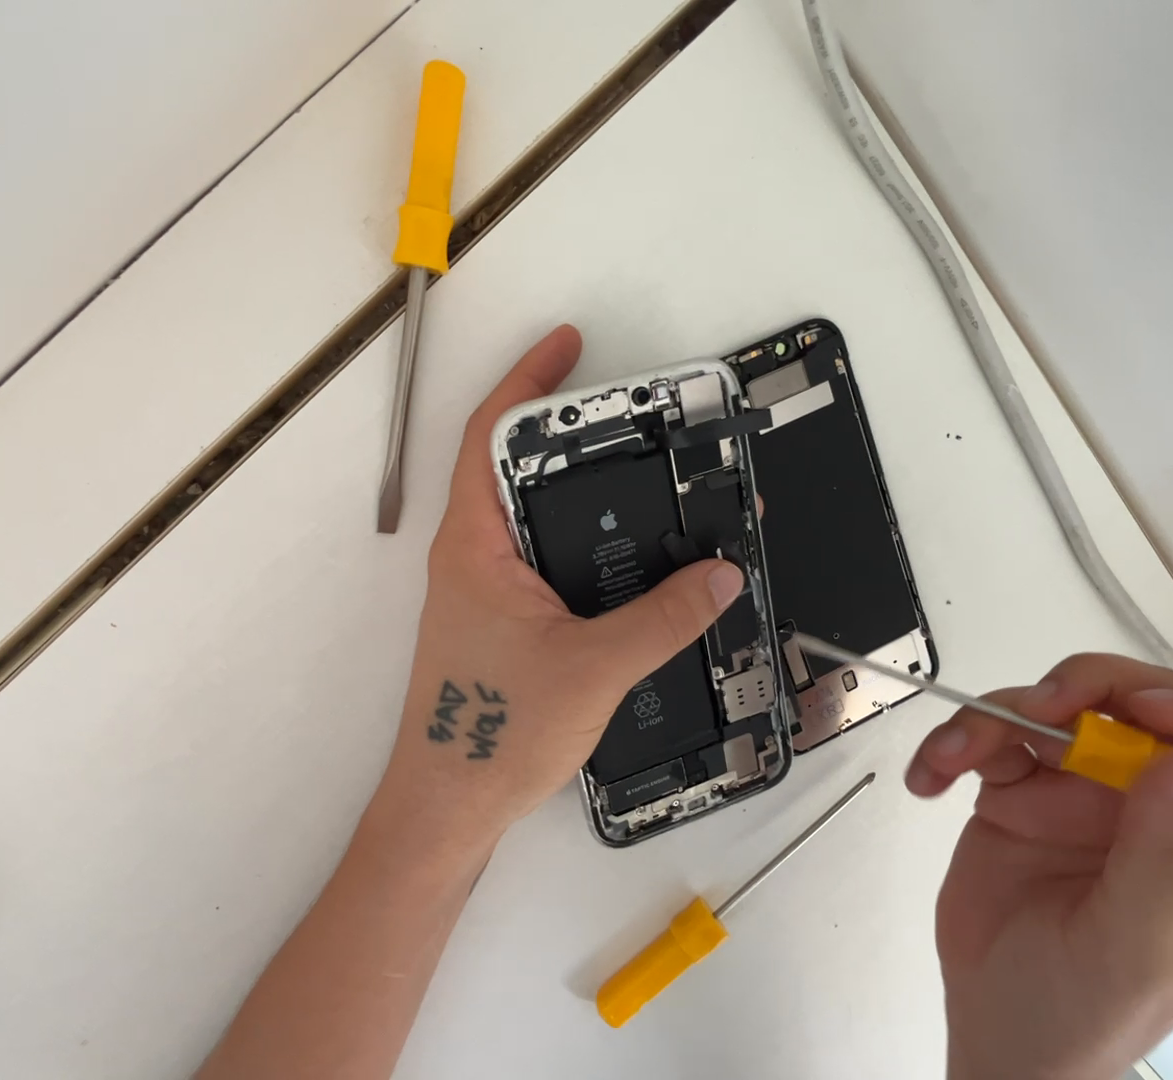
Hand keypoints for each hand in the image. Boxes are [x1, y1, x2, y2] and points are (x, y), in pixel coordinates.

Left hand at [377, 325, 744, 850]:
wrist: (448, 807)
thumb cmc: (497, 734)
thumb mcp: (593, 668)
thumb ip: (664, 619)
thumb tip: (723, 576)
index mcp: (475, 545)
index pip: (491, 436)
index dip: (529, 382)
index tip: (569, 346)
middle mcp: (472, 555)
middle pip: (514, 466)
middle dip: (566, 431)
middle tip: (627, 412)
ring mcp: (484, 588)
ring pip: (530, 514)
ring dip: (574, 490)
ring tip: (638, 476)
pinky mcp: (500, 619)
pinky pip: (541, 557)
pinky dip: (578, 540)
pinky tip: (625, 556)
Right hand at [905, 654, 1172, 1079]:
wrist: (992, 1028)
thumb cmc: (1083, 1011)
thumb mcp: (1136, 948)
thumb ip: (1166, 858)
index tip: (1154, 714)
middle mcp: (1153, 807)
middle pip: (1145, 707)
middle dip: (1092, 690)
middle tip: (1039, 708)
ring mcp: (1080, 794)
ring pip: (1055, 711)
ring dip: (996, 717)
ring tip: (951, 756)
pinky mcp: (1015, 792)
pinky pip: (988, 741)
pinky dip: (951, 746)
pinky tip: (928, 777)